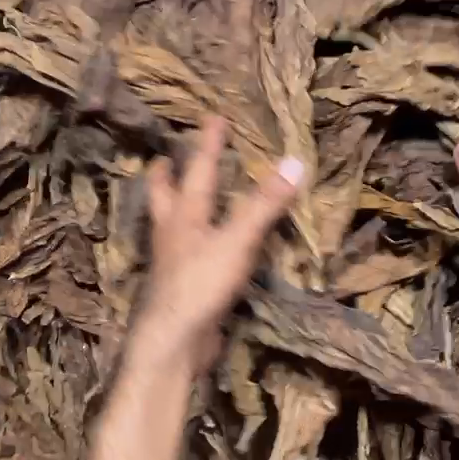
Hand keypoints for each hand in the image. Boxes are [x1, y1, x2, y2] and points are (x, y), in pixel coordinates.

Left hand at [131, 117, 306, 370]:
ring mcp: (174, 263)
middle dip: (166, 177)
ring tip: (178, 200)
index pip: (199, 170)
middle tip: (162, 160)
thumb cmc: (200, 284)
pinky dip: (189, 244)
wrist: (174, 342)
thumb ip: (265, 204)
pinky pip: (184, 256)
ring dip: (172, 209)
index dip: (208, 144)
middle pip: (164, 198)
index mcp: (184, 215)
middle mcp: (173, 234)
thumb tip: (296, 161)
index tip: (214, 118)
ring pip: (168, 226)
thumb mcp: (238, 240)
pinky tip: (199, 251)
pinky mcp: (182, 289)